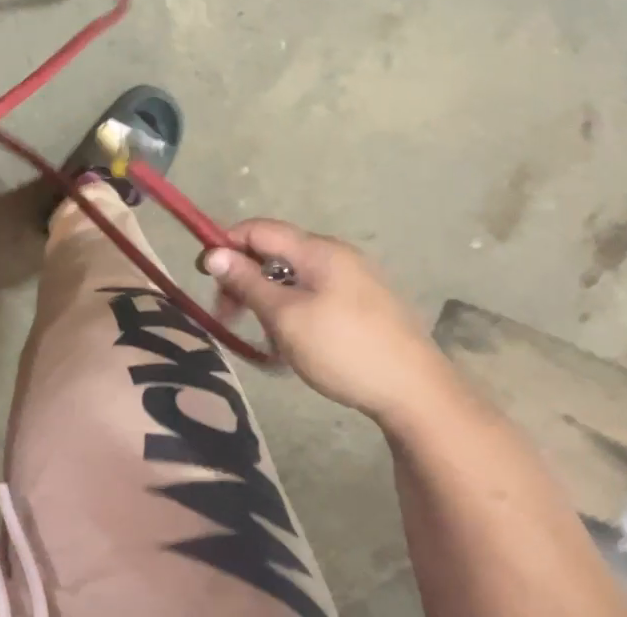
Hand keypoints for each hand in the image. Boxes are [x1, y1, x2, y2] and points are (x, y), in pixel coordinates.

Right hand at [202, 219, 461, 424]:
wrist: (420, 397)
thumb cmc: (343, 350)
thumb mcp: (283, 316)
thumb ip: (246, 281)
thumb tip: (213, 253)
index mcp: (318, 251)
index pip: (258, 229)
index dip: (225, 245)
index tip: (206, 278)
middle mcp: (338, 256)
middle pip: (275, 253)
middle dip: (245, 280)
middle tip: (228, 316)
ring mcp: (357, 281)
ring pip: (294, 279)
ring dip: (268, 301)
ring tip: (264, 338)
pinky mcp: (367, 307)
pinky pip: (316, 296)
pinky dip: (294, 312)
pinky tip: (292, 344)